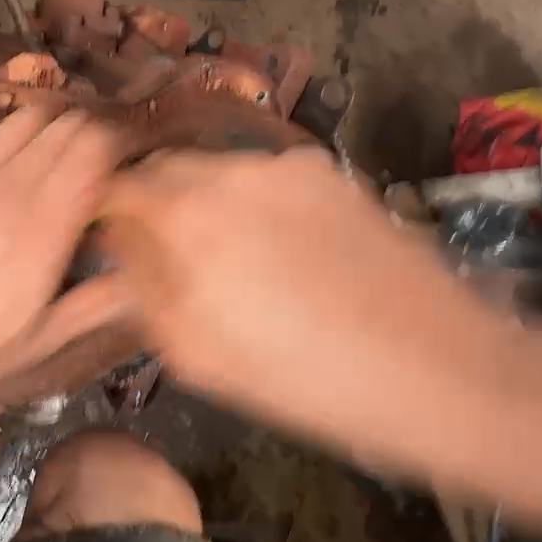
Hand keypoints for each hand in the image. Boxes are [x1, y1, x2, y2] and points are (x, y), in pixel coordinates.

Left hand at [0, 107, 123, 432]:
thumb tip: (142, 274)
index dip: (117, 149)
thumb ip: (98, 301)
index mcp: (40, 227)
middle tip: (89, 169)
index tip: (122, 170)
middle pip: (62, 126)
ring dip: (43, 135)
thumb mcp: (37, 343)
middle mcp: (1, 186)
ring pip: (19, 123)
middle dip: (85, 140)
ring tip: (44, 167)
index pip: (94, 147)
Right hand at [46, 149, 511, 453]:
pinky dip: (251, 201)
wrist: (443, 373)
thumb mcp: (188, 348)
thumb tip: (117, 243)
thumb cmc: (298, 375)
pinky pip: (262, 177)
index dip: (97, 208)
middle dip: (149, 202)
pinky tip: (280, 248)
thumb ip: (136, 283)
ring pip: (212, 170)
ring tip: (227, 254)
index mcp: (182, 212)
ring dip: (201, 201)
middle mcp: (225, 170)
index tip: (101, 236)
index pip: (109, 184)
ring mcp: (281, 165)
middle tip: (161, 250)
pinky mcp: (328, 173)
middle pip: (159, 170)